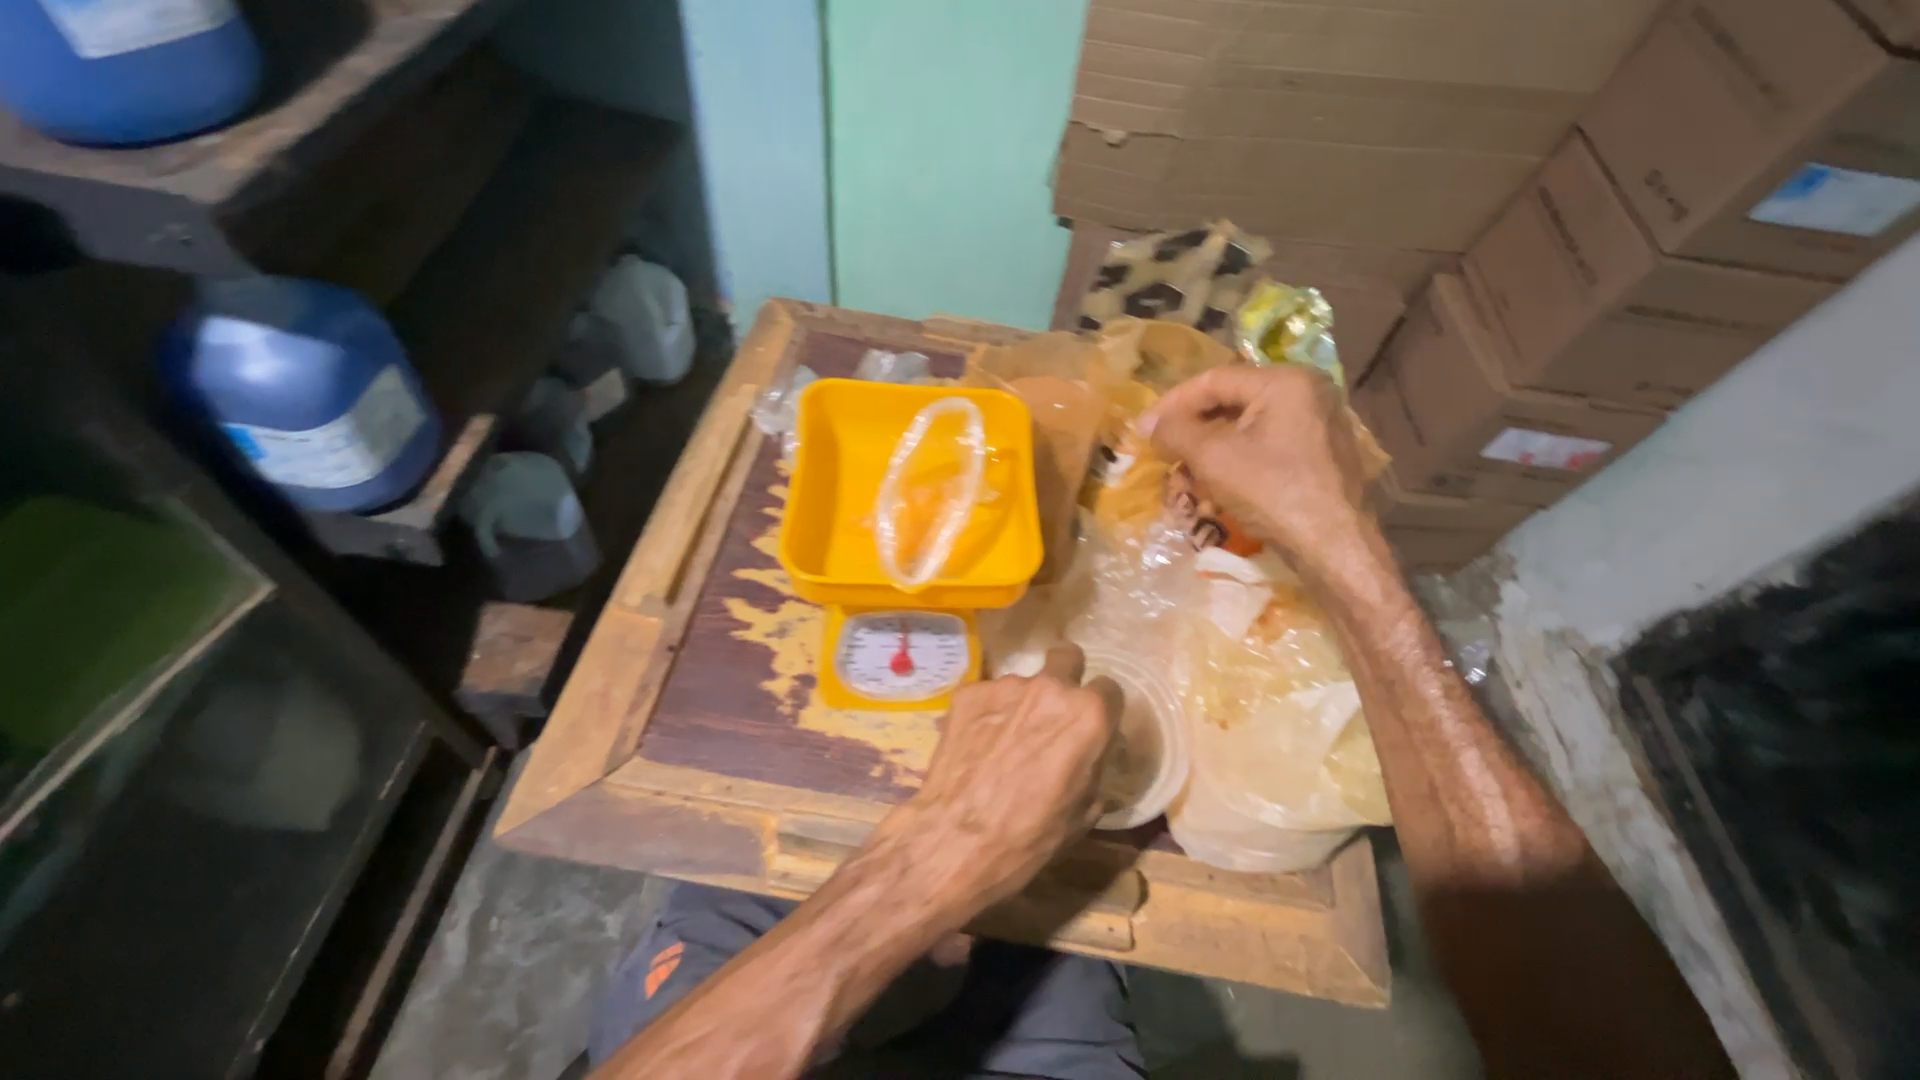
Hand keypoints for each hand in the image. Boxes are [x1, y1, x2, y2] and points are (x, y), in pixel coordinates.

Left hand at [902, 645, 1117, 907]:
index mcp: (1089, 715)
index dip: (1103, 708)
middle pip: (1067, 657)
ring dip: (1021, 703)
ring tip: (1005, 741)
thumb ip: (1093, 763)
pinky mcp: (968, 693)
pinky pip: (987, 696)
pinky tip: (977, 745)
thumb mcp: (1086, 808)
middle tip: (1053, 710)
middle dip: (1065, 676)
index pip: (1109, 689)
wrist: (959, 838)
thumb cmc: (1033, 834)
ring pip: (1023, 682)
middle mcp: (1050, 688)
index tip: (1092, 725)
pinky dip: (987, 714)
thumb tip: (1088, 751)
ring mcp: (1005, 685)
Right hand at [1139, 364, 1370, 564]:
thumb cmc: (1272, 491)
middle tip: (1163, 459)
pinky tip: (1212, 496)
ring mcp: (1315, 427)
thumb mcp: (1213, 458)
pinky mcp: (1317, 458)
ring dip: (1207, 459)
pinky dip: (1233, 469)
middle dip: (1190, 437)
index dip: (1172, 405)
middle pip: (1229, 407)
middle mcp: (1305, 395)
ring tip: (1184, 487)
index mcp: (1285, 382)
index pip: (1214, 380)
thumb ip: (1175, 432)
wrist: (1333, 546)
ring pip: (1244, 433)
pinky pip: (1263, 452)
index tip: (1144, 430)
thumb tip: (1149, 425)